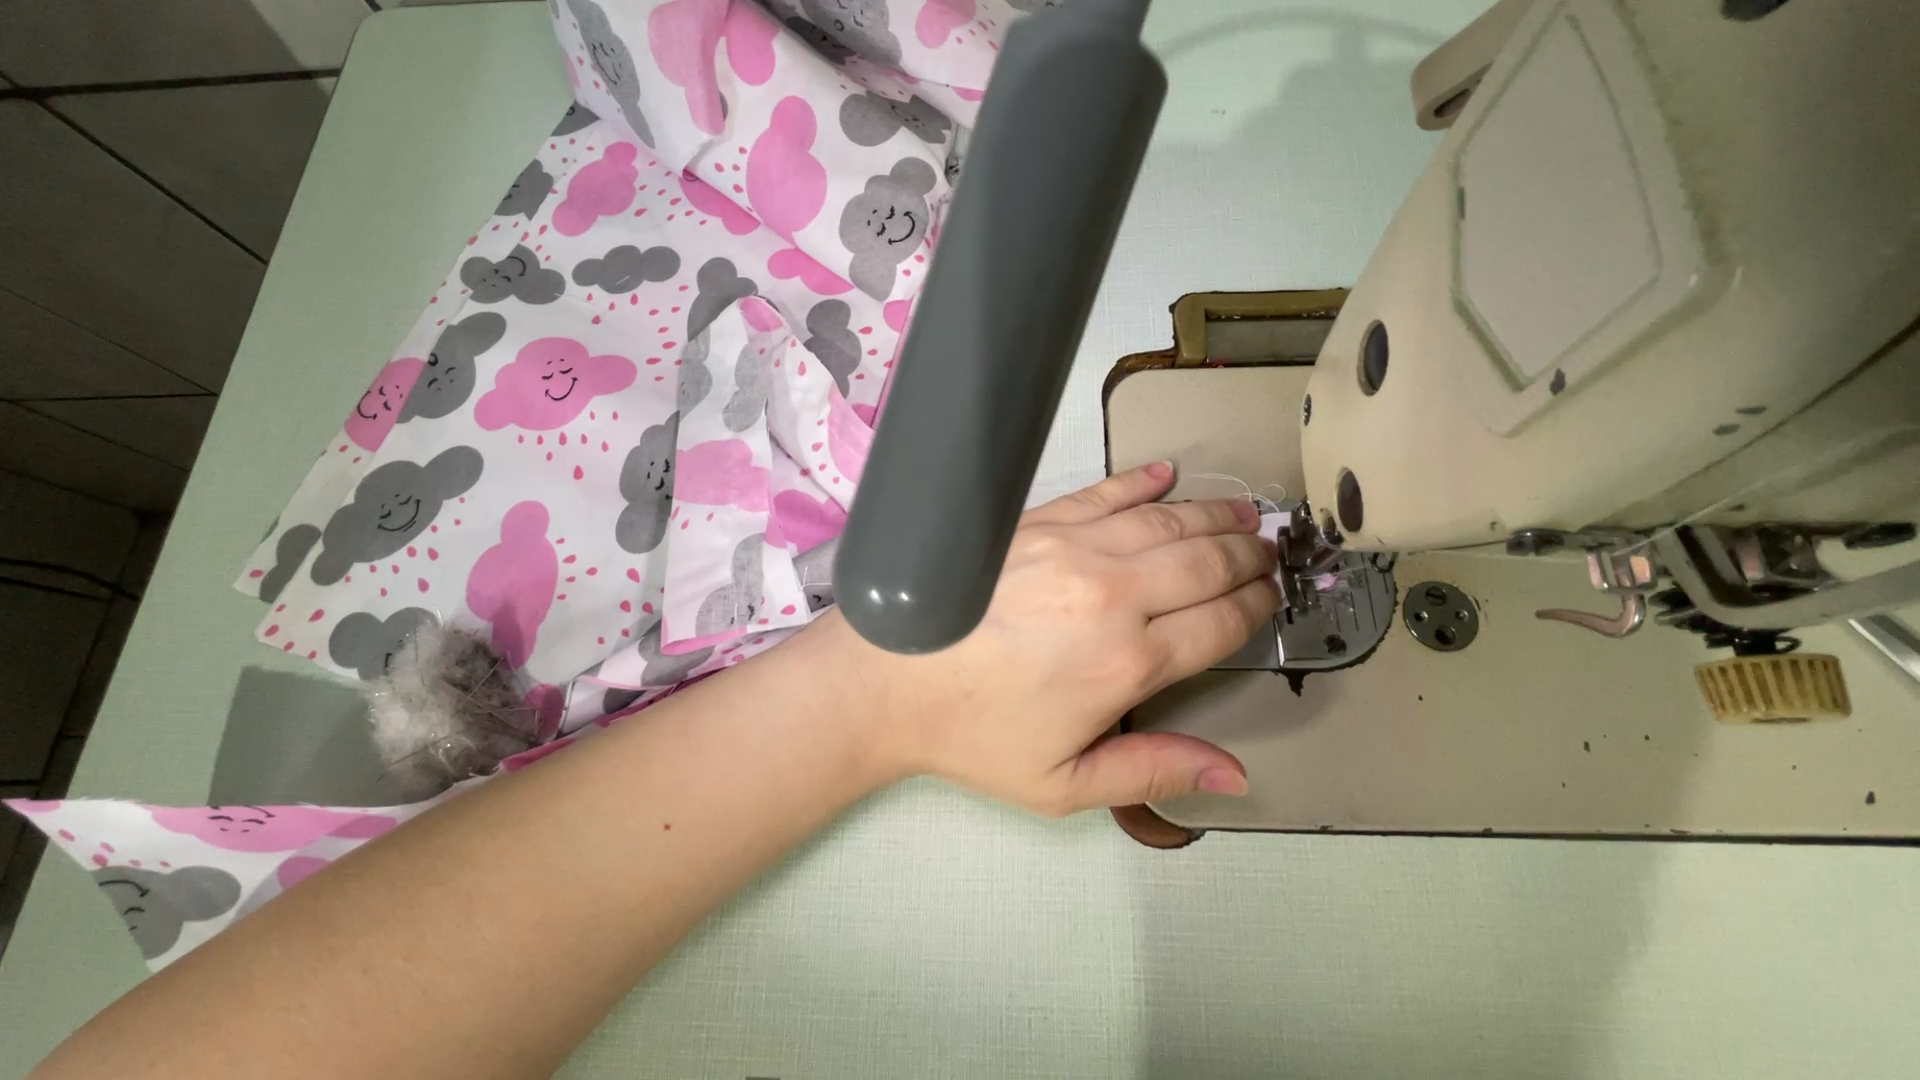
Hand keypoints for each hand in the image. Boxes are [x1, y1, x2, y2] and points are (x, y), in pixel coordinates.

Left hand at [822, 463, 1279, 815]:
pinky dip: (1140, 482)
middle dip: (1247, 557)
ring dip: (1213, 516)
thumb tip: (1234, 778)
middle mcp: (1111, 595)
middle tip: (1269, 552)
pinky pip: (1103, 493)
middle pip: (1204, 563)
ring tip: (1244, 514)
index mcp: (1126, 663)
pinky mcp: (1035, 524)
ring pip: (1166, 521)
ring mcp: (1071, 550)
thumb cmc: (972, 736)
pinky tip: (1166, 475)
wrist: (886, 682)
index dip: (1254, 608)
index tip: (1271, 598)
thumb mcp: (1063, 782)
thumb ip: (1153, 772)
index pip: (1219, 624)